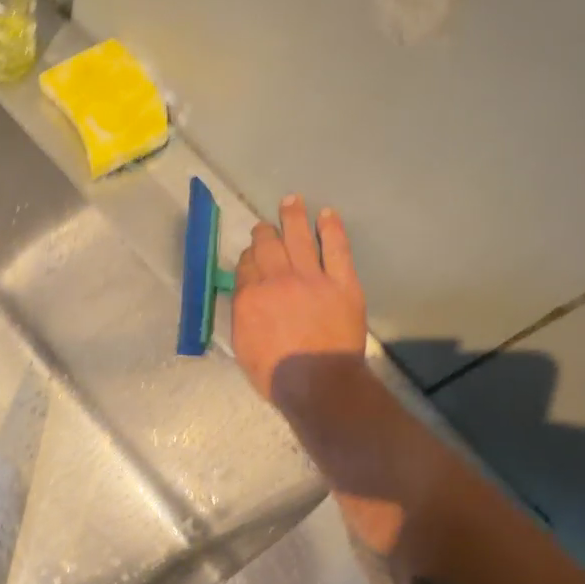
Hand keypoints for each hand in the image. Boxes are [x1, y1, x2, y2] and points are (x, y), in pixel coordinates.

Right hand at [232, 196, 368, 410]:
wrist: (317, 382)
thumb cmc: (275, 374)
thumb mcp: (243, 347)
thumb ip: (243, 315)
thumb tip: (246, 296)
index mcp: (250, 298)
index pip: (246, 265)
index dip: (249, 256)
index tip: (252, 253)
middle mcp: (277, 280)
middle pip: (268, 245)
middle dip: (265, 232)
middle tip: (265, 225)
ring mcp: (311, 278)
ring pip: (299, 238)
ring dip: (293, 216)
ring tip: (291, 201)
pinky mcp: (342, 282)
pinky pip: (336, 248)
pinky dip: (331, 228)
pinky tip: (327, 215)